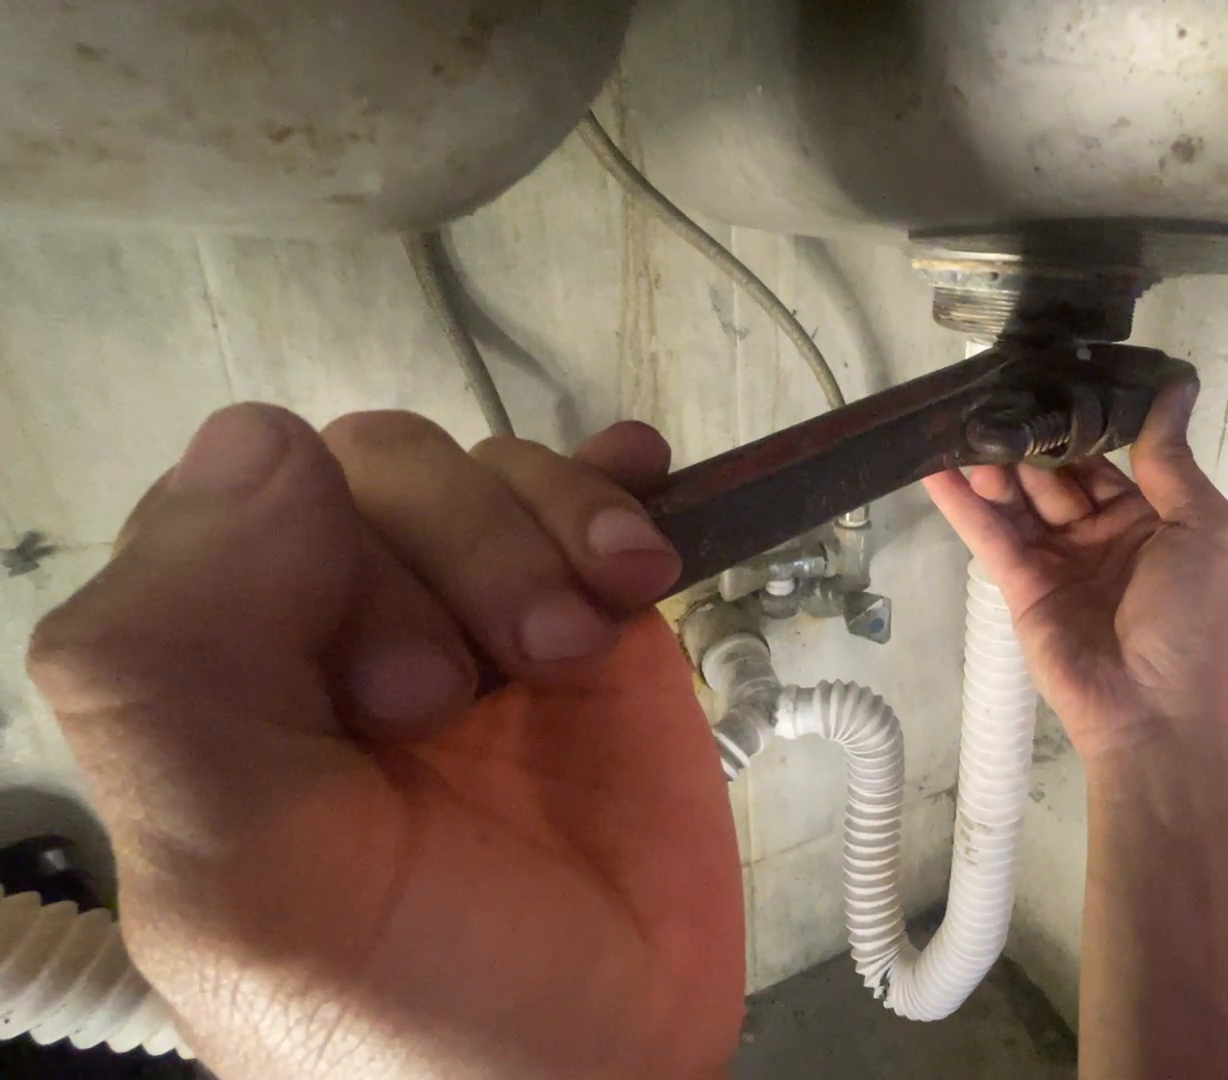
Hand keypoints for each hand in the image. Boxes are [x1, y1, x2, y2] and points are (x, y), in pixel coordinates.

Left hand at [28, 406, 741, 1079]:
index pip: (256, 498)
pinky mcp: (616, 629)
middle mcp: (373, 627)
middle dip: (480, 552)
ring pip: (511, 476)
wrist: (607, 1054)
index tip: (422, 700)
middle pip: (404, 470)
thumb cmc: (422, 1004)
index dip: (343, 564)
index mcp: (247, 675)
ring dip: (572, 521)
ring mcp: (505, 619)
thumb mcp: (254, 880)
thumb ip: (184, 671)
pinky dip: (620, 478)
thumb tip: (263, 440)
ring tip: (616, 611)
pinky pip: (607, 509)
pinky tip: (647, 468)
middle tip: (536, 665)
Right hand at [924, 381, 1227, 761]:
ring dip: (995, 464)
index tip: (1053, 379)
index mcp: (1150, 518)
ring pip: (1020, 499)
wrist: (1153, 712)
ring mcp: (1057, 559)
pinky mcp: (1020, 584)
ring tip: (966, 424)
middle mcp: (1100, 532)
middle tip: (999, 397)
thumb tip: (1174, 387)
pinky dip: (962, 503)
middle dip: (1033, 441)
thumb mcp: (1204, 529)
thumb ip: (1171, 461)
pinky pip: (990, 534)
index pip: (1109, 458)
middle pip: (1058, 474)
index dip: (1083, 424)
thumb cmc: (1194, 619)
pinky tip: (936, 467)